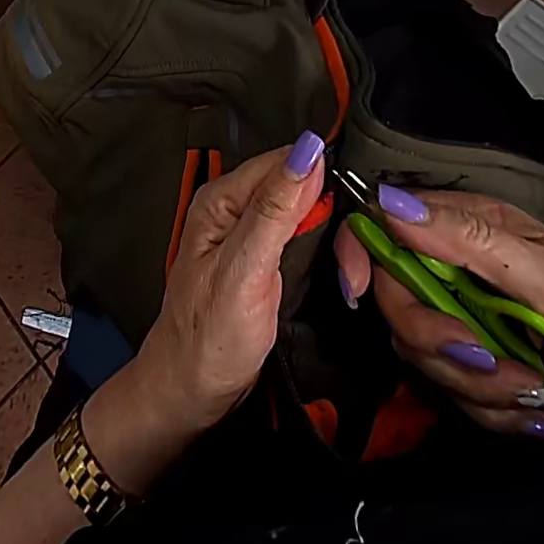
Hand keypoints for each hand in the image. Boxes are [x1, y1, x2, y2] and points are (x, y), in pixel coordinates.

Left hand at [83, 131, 325, 492]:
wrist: (192, 391)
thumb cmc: (209, 339)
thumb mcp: (245, 271)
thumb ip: (276, 210)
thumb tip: (309, 151)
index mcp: (222, 199)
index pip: (285, 161)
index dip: (321, 177)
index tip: (350, 209)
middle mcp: (235, 205)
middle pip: (297, 179)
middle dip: (329, 206)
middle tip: (349, 251)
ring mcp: (250, 228)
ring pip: (305, 204)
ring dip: (331, 227)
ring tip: (346, 263)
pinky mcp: (265, 251)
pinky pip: (302, 228)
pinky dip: (323, 241)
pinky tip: (335, 260)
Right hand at [335, 187, 543, 450]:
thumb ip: (472, 242)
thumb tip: (391, 205)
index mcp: (479, 229)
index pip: (392, 221)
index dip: (365, 251)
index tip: (359, 292)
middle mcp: (465, 267)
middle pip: (398, 297)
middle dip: (438, 339)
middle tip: (489, 358)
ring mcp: (471, 317)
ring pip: (422, 350)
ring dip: (476, 382)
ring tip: (536, 387)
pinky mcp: (480, 362)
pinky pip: (452, 389)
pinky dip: (492, 406)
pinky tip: (537, 403)